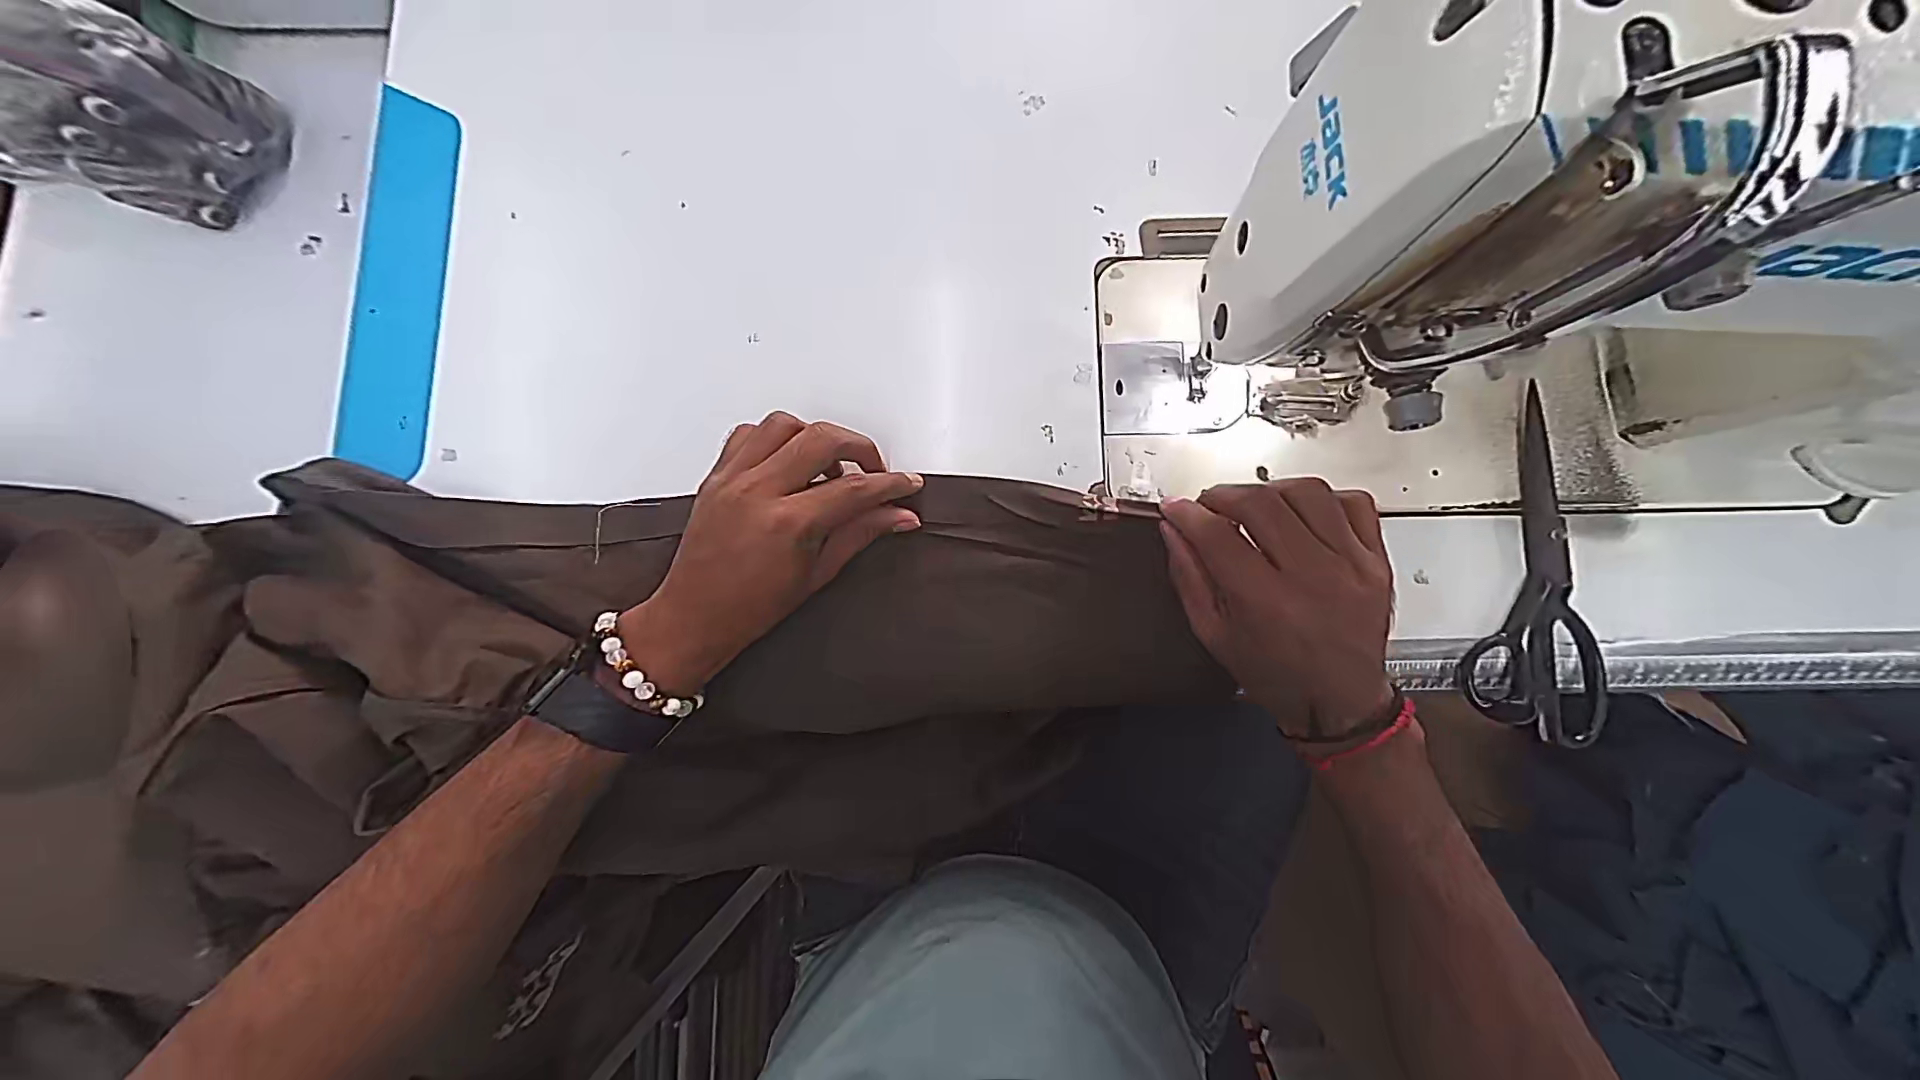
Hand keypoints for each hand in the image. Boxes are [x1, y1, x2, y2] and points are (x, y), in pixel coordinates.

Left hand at [615, 413, 922, 692]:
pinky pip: (747, 434)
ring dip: (816, 436)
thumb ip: (860, 534)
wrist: (694, 617)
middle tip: (874, 469)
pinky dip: (775, 438)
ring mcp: (732, 480)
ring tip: (829, 465)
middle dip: (860, 447)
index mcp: (787, 524)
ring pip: (784, 424)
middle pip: (822, 439)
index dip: (890, 484)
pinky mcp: (715, 477)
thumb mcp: (818, 574)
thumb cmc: (748, 608)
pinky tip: (789, 460)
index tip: (905, 484)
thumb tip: (896, 517)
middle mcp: (756, 493)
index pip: (854, 488)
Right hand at [1160, 478, 1394, 742]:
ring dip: (1269, 490)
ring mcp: (1351, 567)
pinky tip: (1300, 512)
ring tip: (1253, 505)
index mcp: (1266, 604)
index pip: (1217, 535)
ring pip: (1306, 493)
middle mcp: (1313, 579)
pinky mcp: (1376, 561)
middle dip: (1222, 495)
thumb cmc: (1279, 676)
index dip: (1187, 513)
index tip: (1176, 508)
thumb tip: (1174, 532)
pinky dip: (1320, 498)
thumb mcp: (1214, 634)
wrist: (1339, 702)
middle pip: (1260, 504)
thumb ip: (1189, 577)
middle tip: (1209, 505)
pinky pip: (1352, 502)